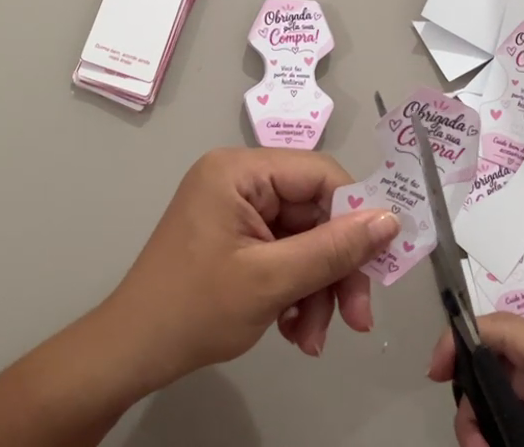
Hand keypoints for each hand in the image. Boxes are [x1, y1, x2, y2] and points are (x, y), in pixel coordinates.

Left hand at [100, 148, 400, 386]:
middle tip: (357, 319)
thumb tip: (390, 220)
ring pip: (305, 240)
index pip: (320, 174)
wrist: (133, 351)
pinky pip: (285, 255)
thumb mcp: (271, 281)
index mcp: (239, 171)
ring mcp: (237, 210)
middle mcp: (239, 180)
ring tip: (312, 339)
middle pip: (315, 212)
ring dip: (318, 290)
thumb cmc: (194, 309)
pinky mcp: (237, 238)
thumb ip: (333, 249)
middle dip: (335, 269)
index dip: (356, 215)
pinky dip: (297, 291)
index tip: (381, 262)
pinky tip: (295, 331)